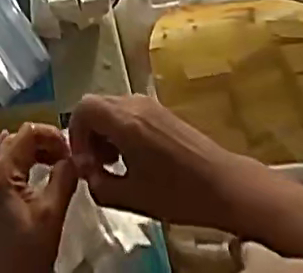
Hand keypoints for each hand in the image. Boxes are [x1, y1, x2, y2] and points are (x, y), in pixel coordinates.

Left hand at [0, 124, 76, 272]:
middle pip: (18, 138)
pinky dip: (24, 161)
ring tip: (59, 162)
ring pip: (11, 149)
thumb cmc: (25, 253)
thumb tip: (75, 157)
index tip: (73, 148)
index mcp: (0, 169)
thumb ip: (64, 179)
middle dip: (45, 142)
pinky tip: (40, 171)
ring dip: (35, 151)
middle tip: (69, 156)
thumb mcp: (51, 215)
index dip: (53, 134)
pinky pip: (6, 164)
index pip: (28, 132)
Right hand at [68, 94, 266, 232]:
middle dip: (88, 134)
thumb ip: (100, 186)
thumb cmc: (178, 194)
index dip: (75, 134)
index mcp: (123, 120)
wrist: (226, 186)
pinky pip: (127, 111)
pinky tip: (134, 158)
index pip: (82, 108)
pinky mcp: (160, 111)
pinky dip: (120, 129)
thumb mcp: (133, 198)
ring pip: (111, 108)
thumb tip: (87, 174)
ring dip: (104, 132)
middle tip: (97, 166)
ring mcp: (148, 104)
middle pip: (95, 105)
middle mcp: (133, 104)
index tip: (85, 163)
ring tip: (115, 164)